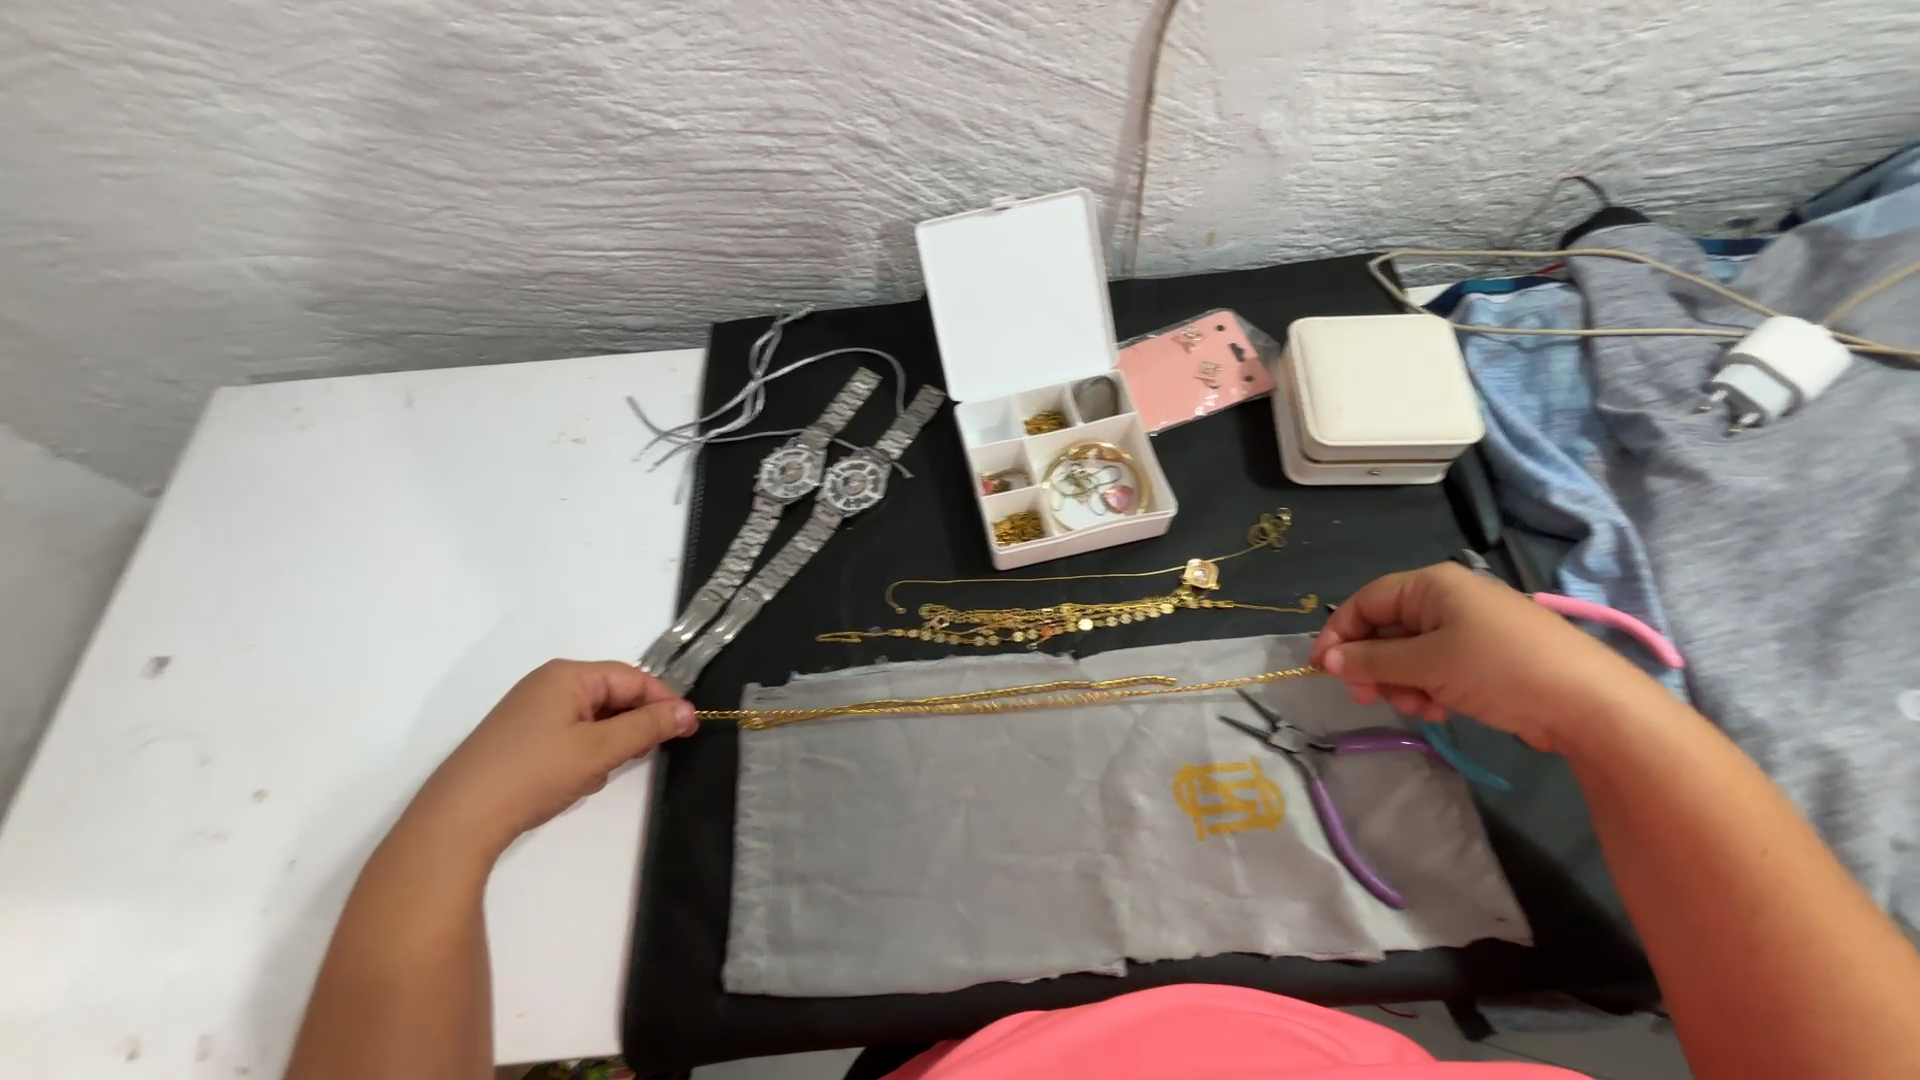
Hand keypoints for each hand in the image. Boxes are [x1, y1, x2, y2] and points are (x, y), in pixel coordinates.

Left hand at [408, 660, 694, 856]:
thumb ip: (647, 727)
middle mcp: (549, 684)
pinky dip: (584, 755)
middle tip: (638, 757)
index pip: (633, 678)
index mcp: (567, 675)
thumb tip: (688, 711)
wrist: (457, 821)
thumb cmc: (533, 774)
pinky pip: (572, 735)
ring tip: (594, 774)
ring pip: (595, 719)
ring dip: (607, 745)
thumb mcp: (600, 750)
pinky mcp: (521, 738)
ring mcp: (532, 711)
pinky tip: (574, 781)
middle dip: (631, 727)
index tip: (687, 731)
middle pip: (614, 696)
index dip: (663, 702)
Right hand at [1309, 563, 1655, 752]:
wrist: (1590, 704)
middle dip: (1373, 664)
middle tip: (1367, 697)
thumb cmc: (1500, 668)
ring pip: (1409, 653)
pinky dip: (1428, 688)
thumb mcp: (1426, 663)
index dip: (1339, 633)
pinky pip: (1436, 667)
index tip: (1323, 669)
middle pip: (1386, 629)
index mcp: (1432, 585)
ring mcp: (1469, 629)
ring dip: (1401, 682)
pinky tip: (1440, 709)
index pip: (1365, 601)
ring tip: (1418, 707)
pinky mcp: (1485, 658)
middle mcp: (1447, 600)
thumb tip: (1328, 660)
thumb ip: (1371, 660)